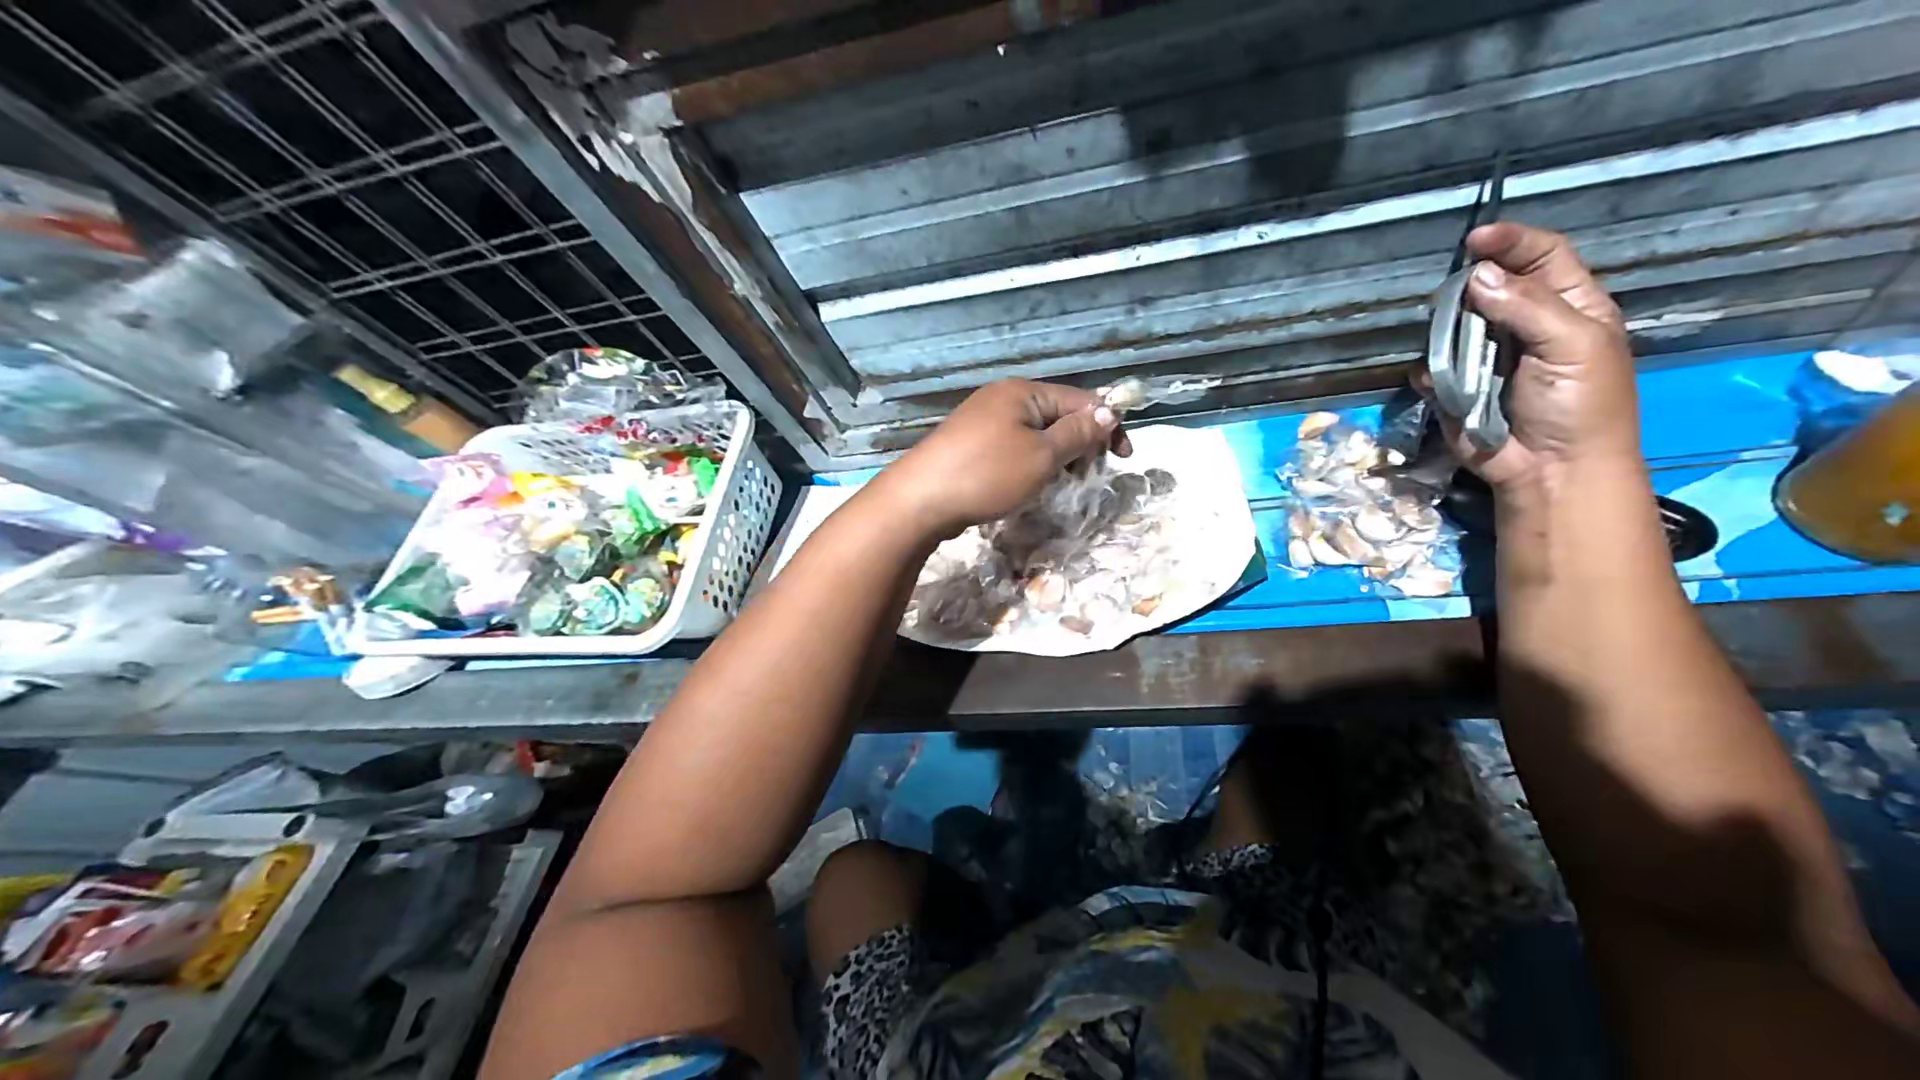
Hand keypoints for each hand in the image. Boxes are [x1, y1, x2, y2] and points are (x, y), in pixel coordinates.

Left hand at [870, 379, 1125, 536]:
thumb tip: (1109, 412)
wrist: (921, 500)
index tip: (1123, 459)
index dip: (1107, 426)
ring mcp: (983, 421)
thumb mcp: (1042, 456)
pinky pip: (1014, 447)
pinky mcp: (971, 444)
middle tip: (1087, 476)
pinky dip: (1031, 463)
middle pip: (1058, 415)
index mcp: (1023, 392)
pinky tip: (1030, 483)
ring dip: (1057, 456)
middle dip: (1081, 443)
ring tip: (1061, 483)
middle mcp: (1003, 398)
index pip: (1081, 400)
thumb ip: (1078, 433)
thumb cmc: (987, 474)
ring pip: (1036, 434)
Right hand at [1437, 222, 1642, 491]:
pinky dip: (1429, 371)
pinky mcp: (1456, 387)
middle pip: (1491, 287)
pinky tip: (1435, 379)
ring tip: (1442, 338)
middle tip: (1449, 293)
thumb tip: (1477, 275)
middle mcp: (1525, 325)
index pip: (1542, 256)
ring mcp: (1487, 358)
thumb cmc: (1581, 405)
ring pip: (1456, 325)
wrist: (1551, 471)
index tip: (1475, 239)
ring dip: (1445, 328)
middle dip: (1468, 286)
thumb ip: (1527, 306)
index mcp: (1570, 306)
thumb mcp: (1572, 345)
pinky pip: (1433, 368)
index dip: (1512, 242)